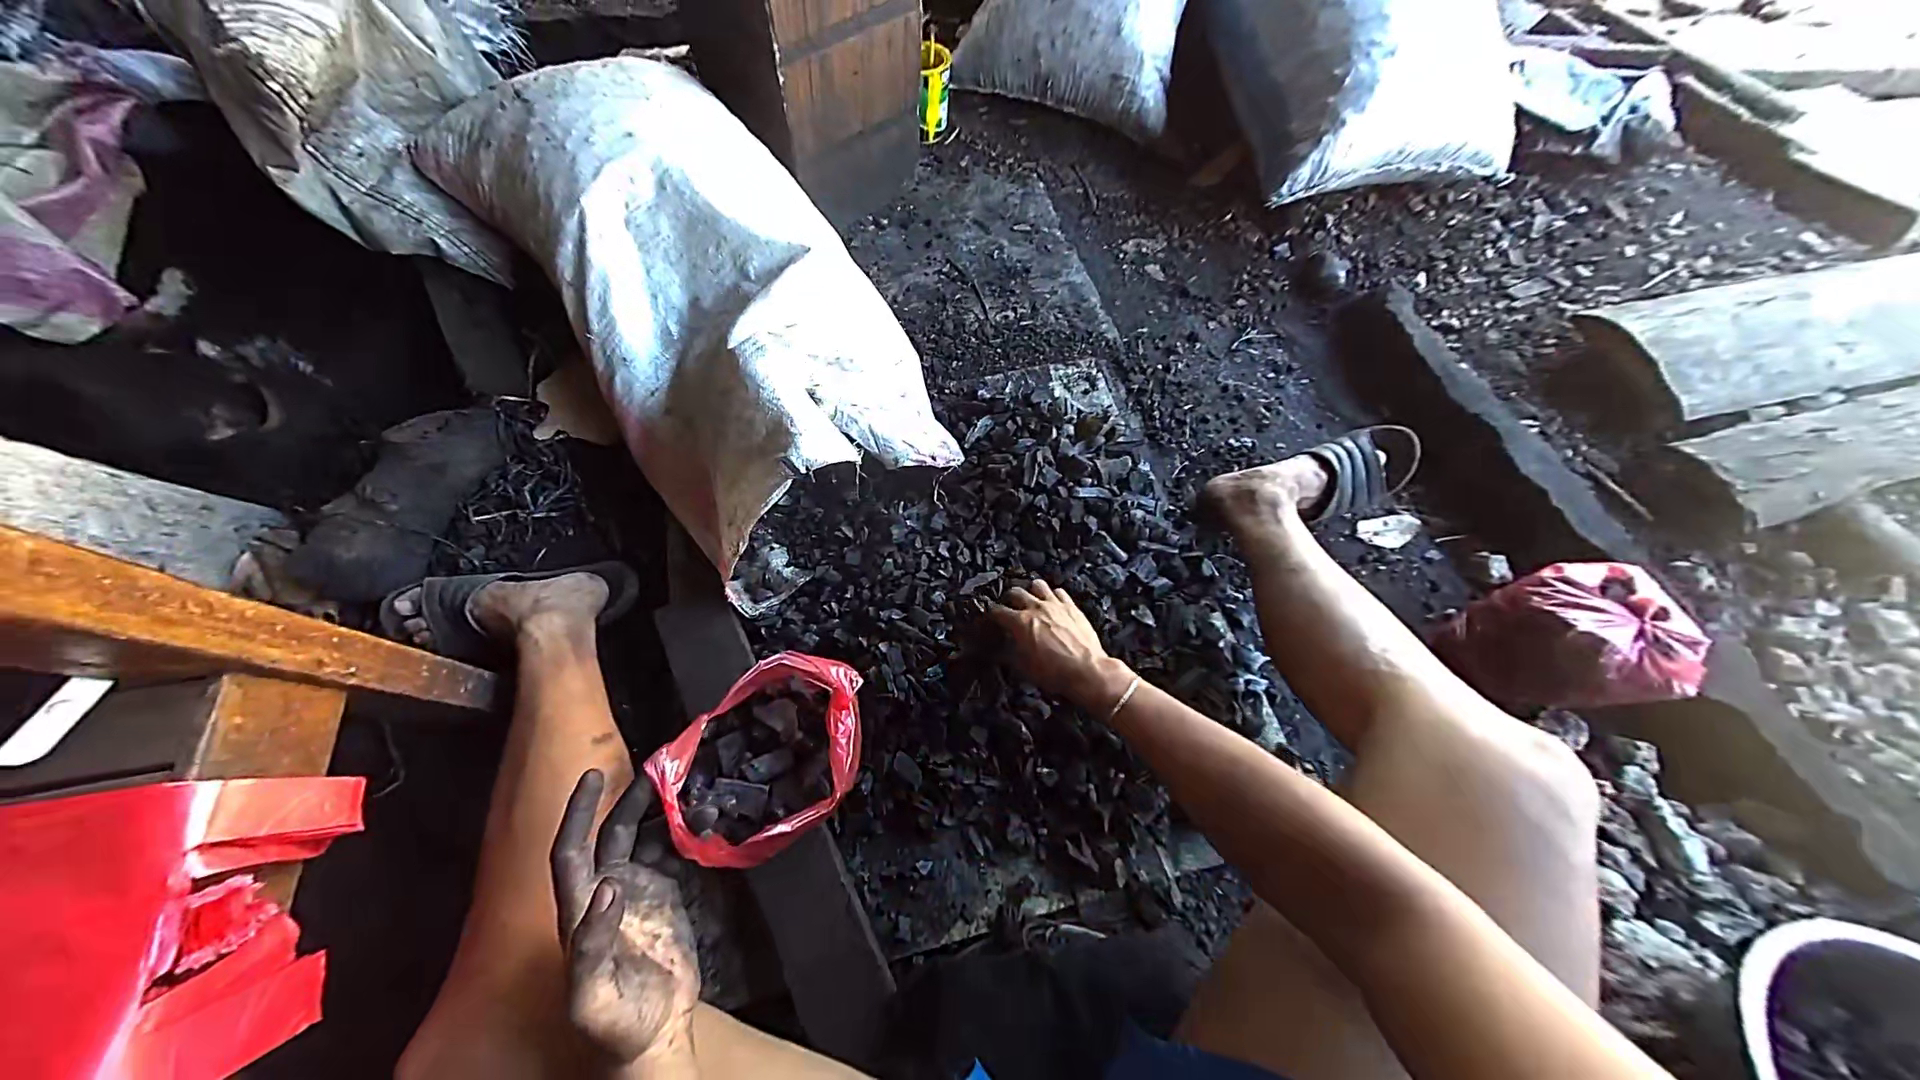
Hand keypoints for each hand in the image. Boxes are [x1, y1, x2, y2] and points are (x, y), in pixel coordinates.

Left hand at [551, 769, 700, 1069]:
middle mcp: (607, 891)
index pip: (572, 851)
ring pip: (646, 837)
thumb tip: (605, 886)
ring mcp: (639, 891)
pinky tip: (705, 819)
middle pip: (611, 833)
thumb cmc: (615, 1024)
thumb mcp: (592, 996)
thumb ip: (592, 944)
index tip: (592, 776)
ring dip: (663, 811)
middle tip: (655, 767)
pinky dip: (688, 832)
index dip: (578, 813)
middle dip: (628, 798)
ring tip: (690, 789)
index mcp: (580, 912)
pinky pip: (674, 852)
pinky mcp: (666, 895)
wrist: (656, 1032)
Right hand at [989, 579, 1131, 710]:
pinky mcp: (1072, 607)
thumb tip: (1003, 647)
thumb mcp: (1024, 667)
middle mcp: (1036, 608)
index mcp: (1020, 622)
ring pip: (1038, 585)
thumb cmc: (1055, 672)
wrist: (1086, 670)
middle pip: (1015, 592)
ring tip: (1031, 599)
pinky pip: (1059, 592)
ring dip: (1031, 591)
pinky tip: (1053, 603)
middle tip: (1009, 607)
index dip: (991, 614)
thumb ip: (1010, 652)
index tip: (991, 618)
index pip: (997, 611)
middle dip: (1008, 599)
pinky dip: (1053, 595)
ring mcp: (1055, 605)